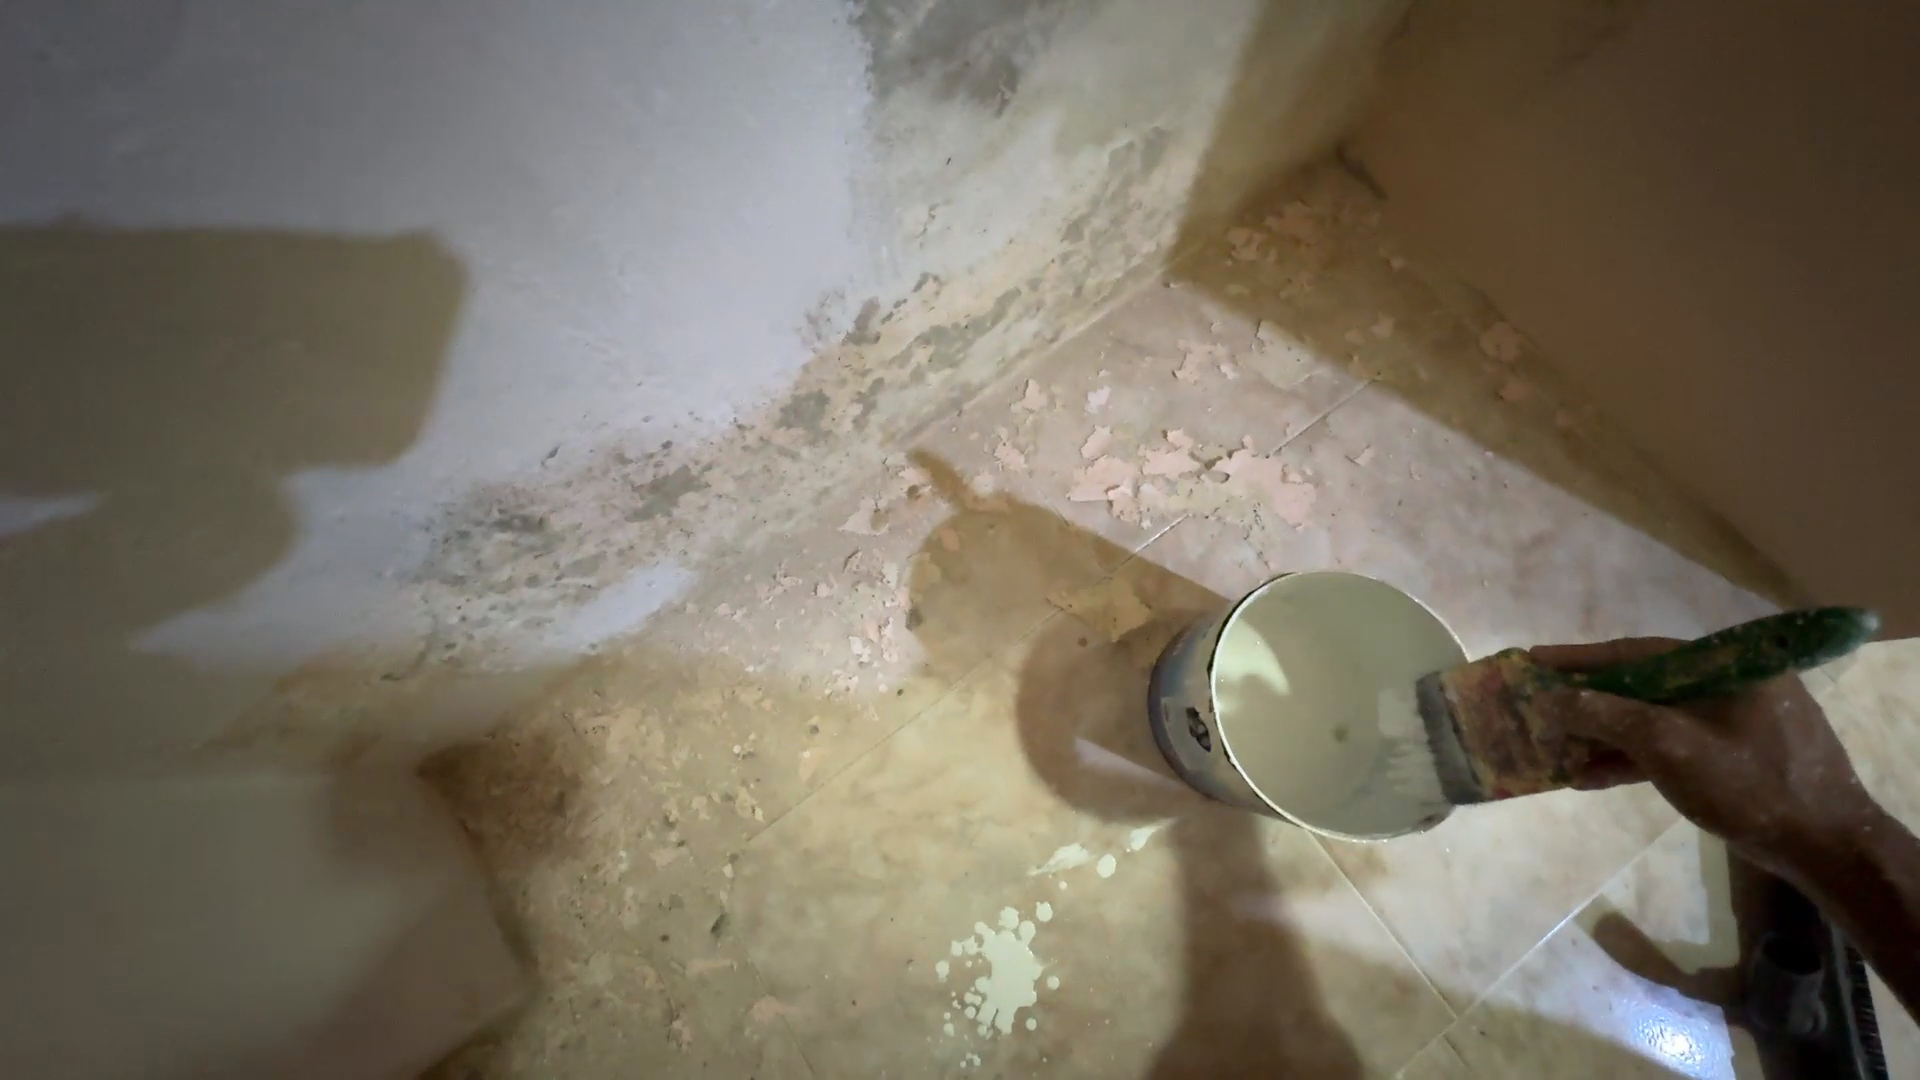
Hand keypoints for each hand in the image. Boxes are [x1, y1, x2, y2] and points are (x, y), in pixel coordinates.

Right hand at [1530, 638, 1882, 876]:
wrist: (1826, 852)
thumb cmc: (1747, 784)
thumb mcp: (1663, 742)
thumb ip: (1599, 713)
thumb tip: (1544, 697)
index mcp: (1727, 669)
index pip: (1636, 652)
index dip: (1578, 657)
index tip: (1532, 659)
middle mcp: (1730, 688)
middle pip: (1637, 685)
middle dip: (1585, 700)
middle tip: (1538, 702)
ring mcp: (1730, 724)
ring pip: (1647, 718)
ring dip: (1600, 734)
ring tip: (1554, 746)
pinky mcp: (1727, 757)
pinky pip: (1664, 746)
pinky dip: (1627, 758)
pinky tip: (1588, 777)